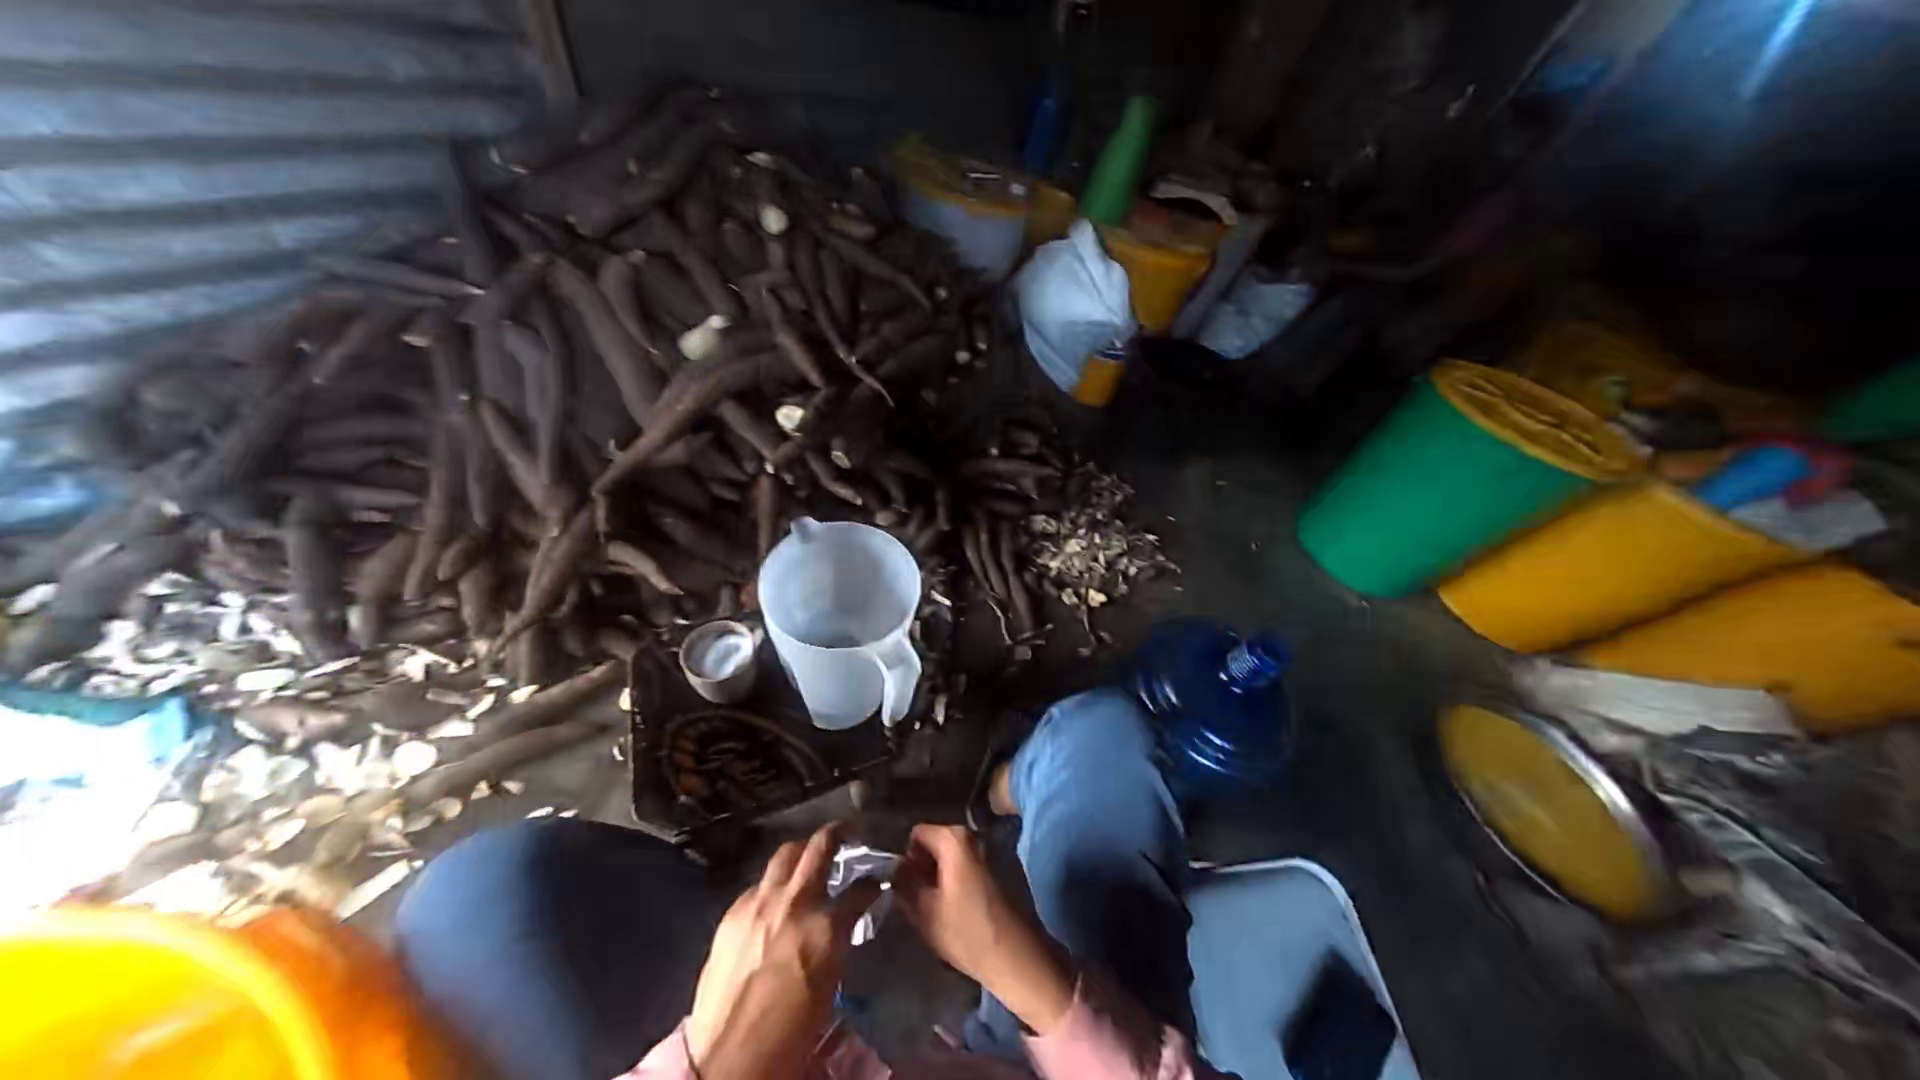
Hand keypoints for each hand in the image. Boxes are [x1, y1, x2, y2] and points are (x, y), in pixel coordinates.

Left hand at [684, 825, 880, 1079]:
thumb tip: (840, 923)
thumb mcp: (829, 983)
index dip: (871, 884)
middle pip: (819, 848)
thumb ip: (836, 941)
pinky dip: (772, 884)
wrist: (730, 1057)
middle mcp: (794, 903)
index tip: (875, 882)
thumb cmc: (791, 1032)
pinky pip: (758, 885)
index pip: (860, 890)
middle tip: (845, 832)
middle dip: (836, 834)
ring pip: (784, 855)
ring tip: (808, 855)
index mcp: (826, 928)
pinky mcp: (733, 913)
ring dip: (801, 851)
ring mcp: (760, 904)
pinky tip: (773, 899)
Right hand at [892, 824, 1075, 1034]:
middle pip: (931, 844)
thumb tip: (893, 872)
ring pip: (946, 858)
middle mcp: (970, 837)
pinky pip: (961, 867)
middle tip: (910, 897)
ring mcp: (984, 852)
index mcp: (953, 838)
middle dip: (918, 867)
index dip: (904, 858)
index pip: (915, 835)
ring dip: (933, 876)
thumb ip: (904, 885)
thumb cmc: (966, 933)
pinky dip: (950, 881)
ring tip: (927, 906)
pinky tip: (947, 908)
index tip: (900, 883)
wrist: (1014, 957)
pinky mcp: (992, 870)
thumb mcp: (923, 912)